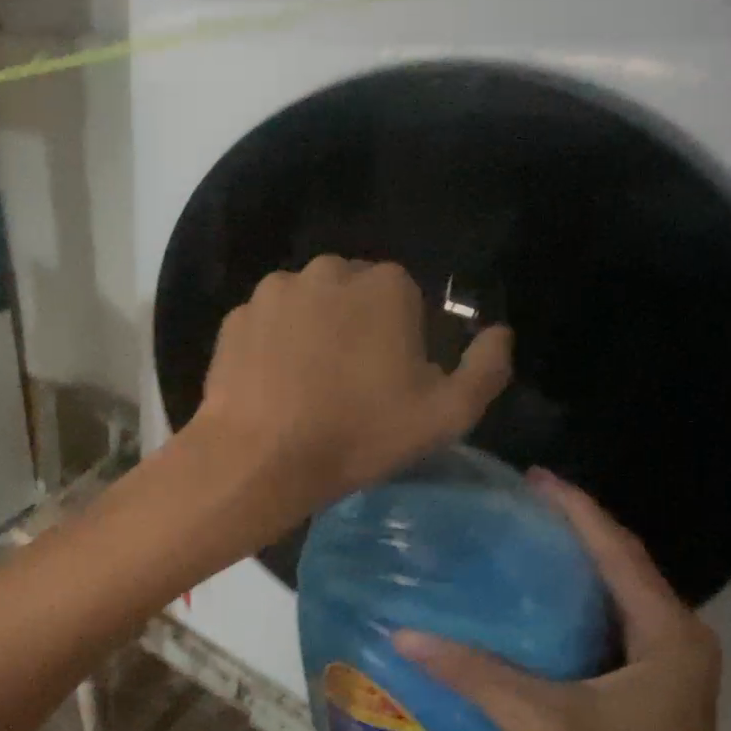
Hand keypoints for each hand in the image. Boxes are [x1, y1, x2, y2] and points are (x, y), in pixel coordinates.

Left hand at [191, 255, 512, 513]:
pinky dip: (269, 346)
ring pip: (303, 306)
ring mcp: (271, 292)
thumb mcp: (446, 416)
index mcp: (385, 284)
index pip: (403, 298)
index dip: (400, 337)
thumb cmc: (358, 435)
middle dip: (353, 326)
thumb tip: (498, 334)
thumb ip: (485, 369)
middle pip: (350, 294)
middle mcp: (326, 271)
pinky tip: (270, 385)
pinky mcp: (232, 320)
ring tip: (304, 386)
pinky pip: (263, 326)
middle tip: (346, 382)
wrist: (259, 458)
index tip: (390, 378)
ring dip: (309, 332)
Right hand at [393, 469, 724, 730]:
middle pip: (620, 569)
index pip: (619, 552)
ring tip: (515, 549)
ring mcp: (664, 673)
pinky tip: (526, 614)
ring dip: (571, 573)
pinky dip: (569, 610)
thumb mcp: (540, 721)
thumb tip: (403, 632)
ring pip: (614, 602)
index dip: (577, 510)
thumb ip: (473, 673)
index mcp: (667, 636)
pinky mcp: (644, 698)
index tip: (534, 478)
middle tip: (514, 509)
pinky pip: (605, 632)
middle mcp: (675, 645)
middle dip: (571, 534)